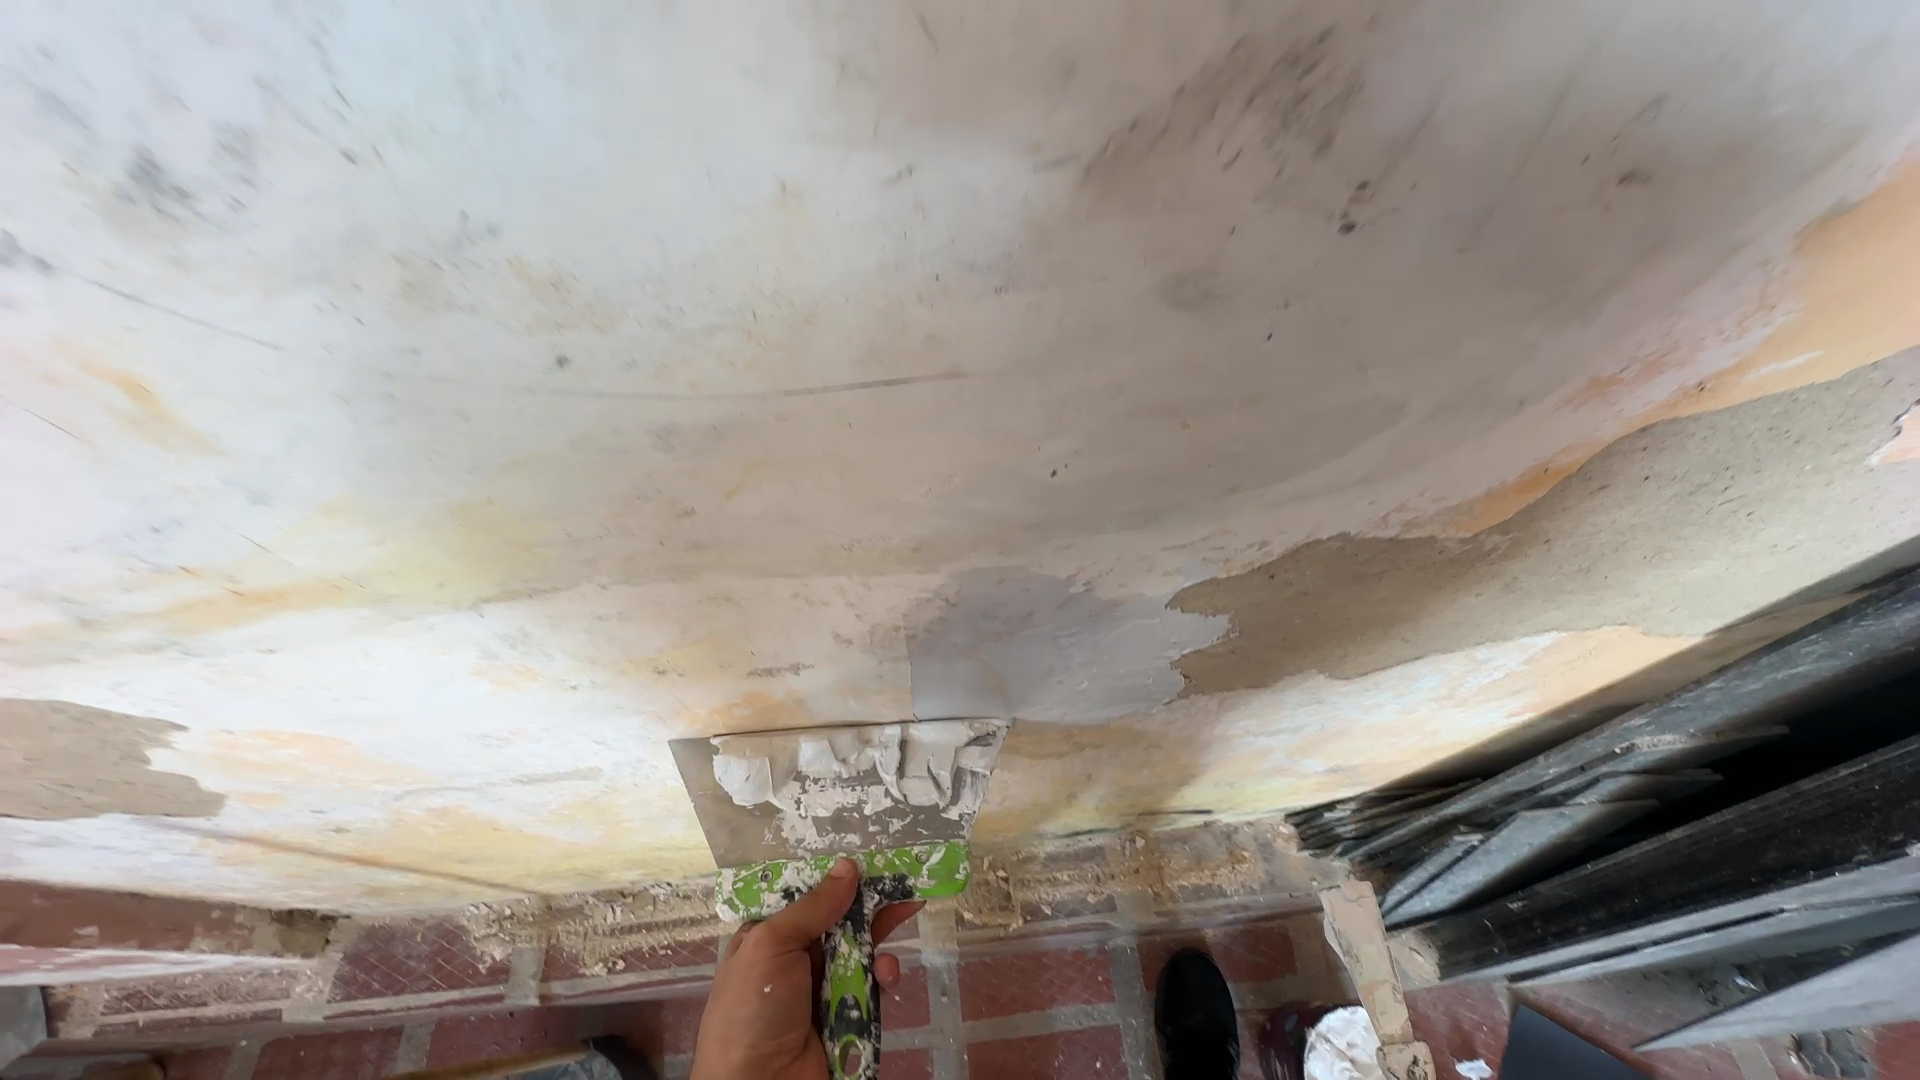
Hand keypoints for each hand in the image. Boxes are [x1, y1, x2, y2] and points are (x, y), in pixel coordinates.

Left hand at [691, 857, 923, 1079]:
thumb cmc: (753, 1008)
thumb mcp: (771, 945)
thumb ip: (813, 907)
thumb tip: (847, 866)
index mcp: (768, 937)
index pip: (805, 897)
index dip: (834, 877)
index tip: (865, 858)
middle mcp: (796, 959)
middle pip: (840, 918)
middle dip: (870, 897)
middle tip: (905, 874)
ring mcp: (823, 989)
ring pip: (862, 948)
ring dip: (882, 931)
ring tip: (908, 909)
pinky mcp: (848, 1016)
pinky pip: (872, 986)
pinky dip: (884, 975)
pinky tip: (888, 972)